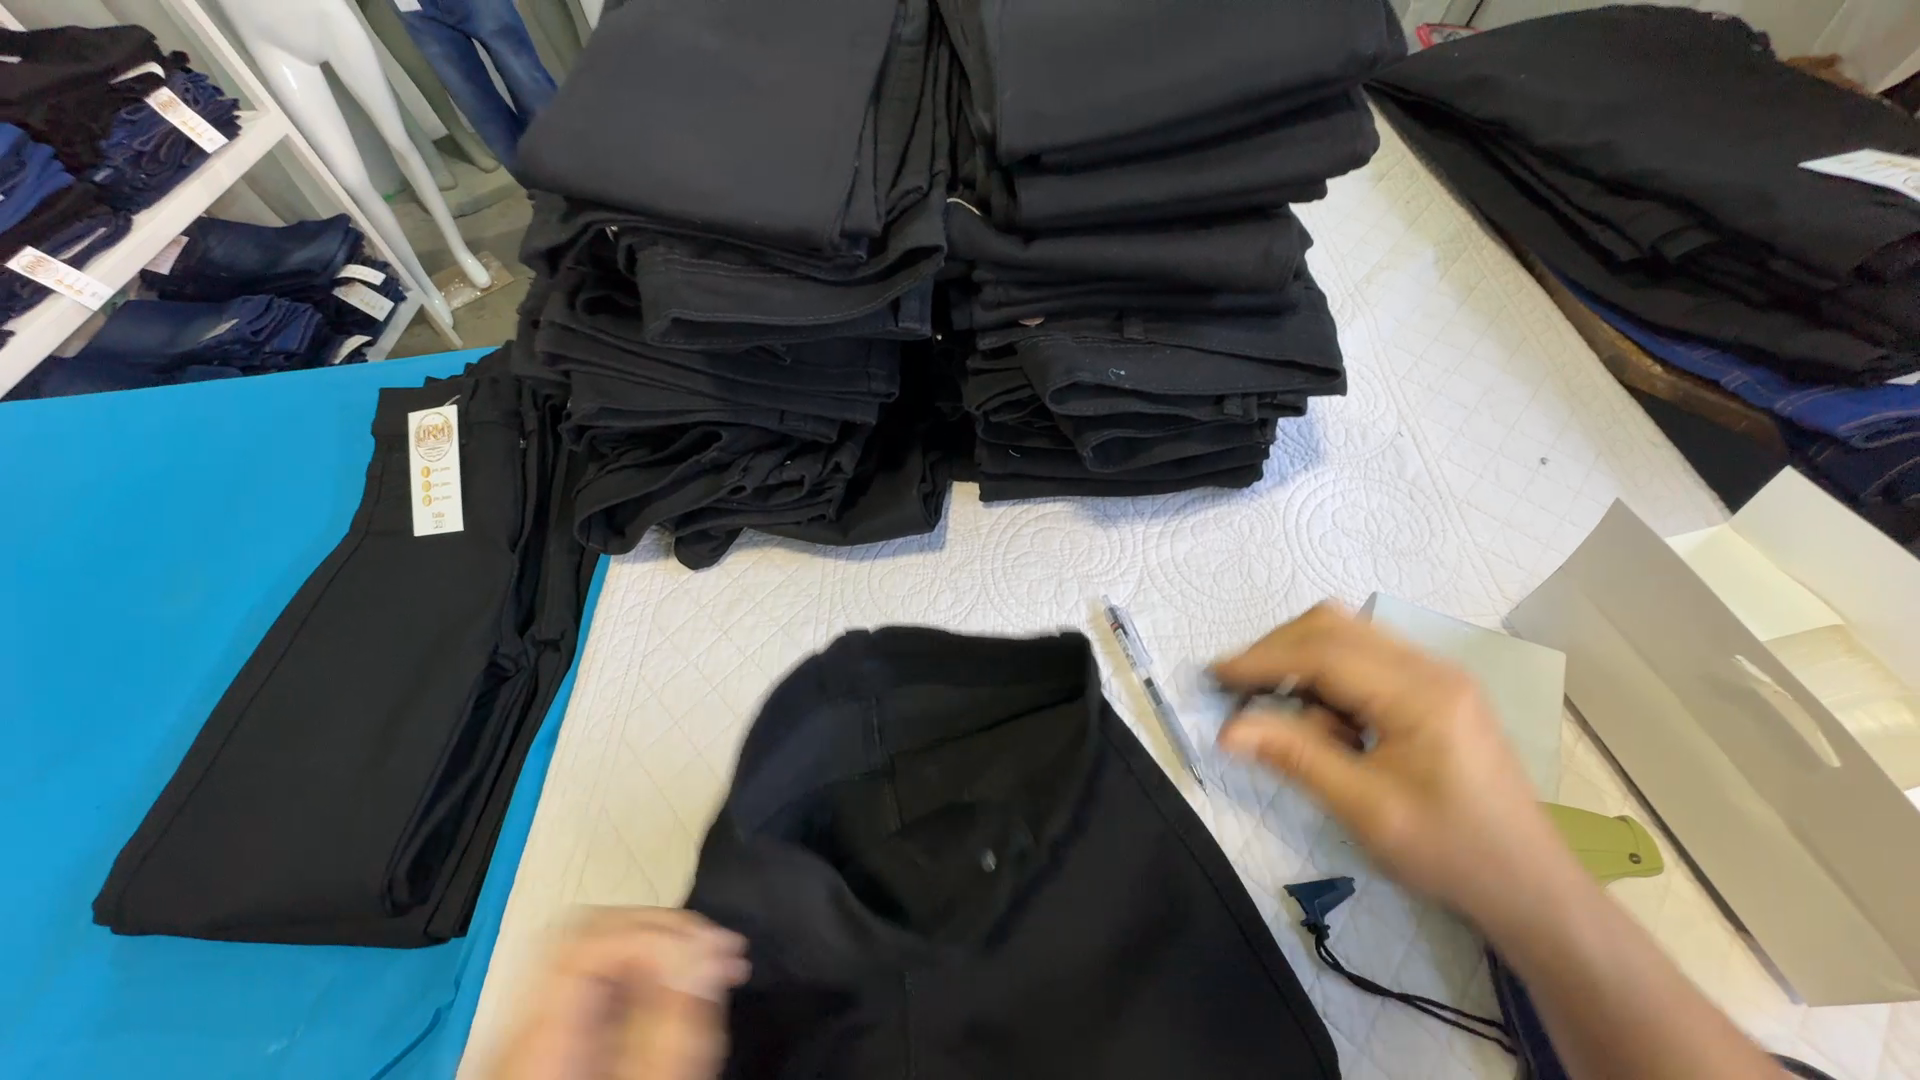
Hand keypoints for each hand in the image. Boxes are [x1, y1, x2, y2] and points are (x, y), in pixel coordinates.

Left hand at [489, 908, 748, 1079]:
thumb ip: (678, 1023)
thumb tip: (709, 949)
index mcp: (539, 1041)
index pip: (589, 937)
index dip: (659, 929)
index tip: (713, 953)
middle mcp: (519, 1028)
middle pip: (585, 932)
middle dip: (661, 931)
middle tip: (716, 955)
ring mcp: (523, 1038)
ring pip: (589, 952)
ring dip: (655, 948)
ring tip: (707, 968)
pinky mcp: (540, 1051)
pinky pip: (590, 985)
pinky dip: (639, 975)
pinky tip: (674, 993)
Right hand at [1212, 602, 1579, 924]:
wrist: (1531, 886)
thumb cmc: (1451, 853)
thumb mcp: (1366, 810)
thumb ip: (1296, 759)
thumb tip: (1228, 731)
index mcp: (1422, 694)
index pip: (1324, 651)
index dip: (1263, 659)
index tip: (1215, 676)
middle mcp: (1433, 668)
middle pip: (1336, 626)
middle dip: (1278, 650)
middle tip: (1238, 689)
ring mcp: (1439, 675)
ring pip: (1349, 635)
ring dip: (1301, 660)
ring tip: (1275, 707)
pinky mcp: (1436, 690)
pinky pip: (1367, 659)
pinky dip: (1328, 675)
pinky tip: (1320, 718)